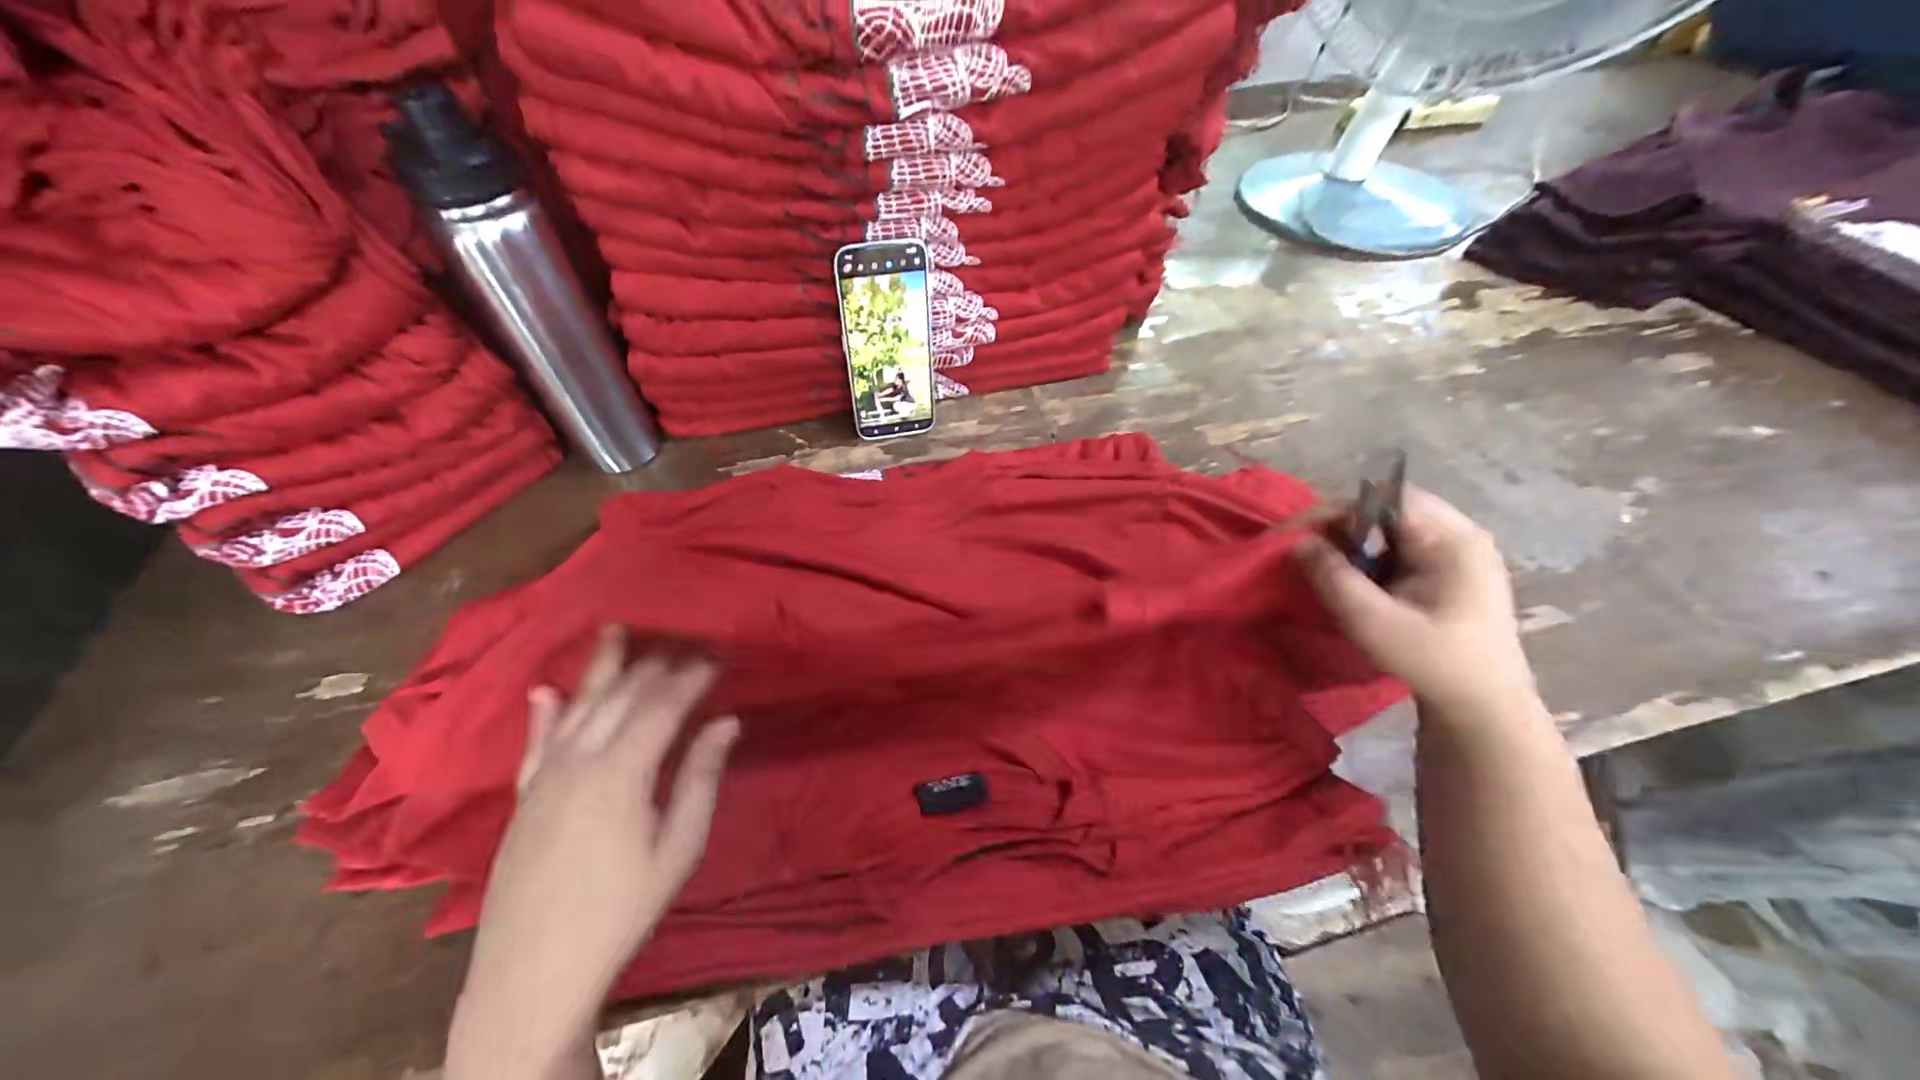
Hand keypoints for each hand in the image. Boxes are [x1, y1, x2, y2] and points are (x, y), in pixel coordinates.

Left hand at [447, 626, 737, 1079]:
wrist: (534, 970)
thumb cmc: (622, 909)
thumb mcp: (678, 848)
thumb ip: (701, 777)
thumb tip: (726, 721)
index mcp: (621, 772)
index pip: (662, 705)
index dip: (691, 677)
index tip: (717, 656)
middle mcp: (578, 760)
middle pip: (620, 696)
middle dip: (655, 665)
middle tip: (684, 642)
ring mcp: (544, 776)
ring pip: (576, 706)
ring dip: (600, 668)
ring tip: (616, 631)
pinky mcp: (523, 797)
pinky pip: (535, 741)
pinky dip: (545, 712)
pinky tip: (547, 690)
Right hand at [1291, 488, 1539, 720]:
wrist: (1483, 708)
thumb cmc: (1433, 663)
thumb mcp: (1373, 622)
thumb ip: (1333, 577)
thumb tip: (1298, 542)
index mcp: (1454, 540)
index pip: (1385, 499)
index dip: (1336, 511)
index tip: (1297, 536)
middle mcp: (1460, 535)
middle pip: (1387, 509)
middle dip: (1340, 526)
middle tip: (1304, 550)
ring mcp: (1458, 553)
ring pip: (1390, 527)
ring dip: (1353, 541)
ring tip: (1323, 565)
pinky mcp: (1449, 571)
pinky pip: (1399, 547)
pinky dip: (1368, 555)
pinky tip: (1352, 579)